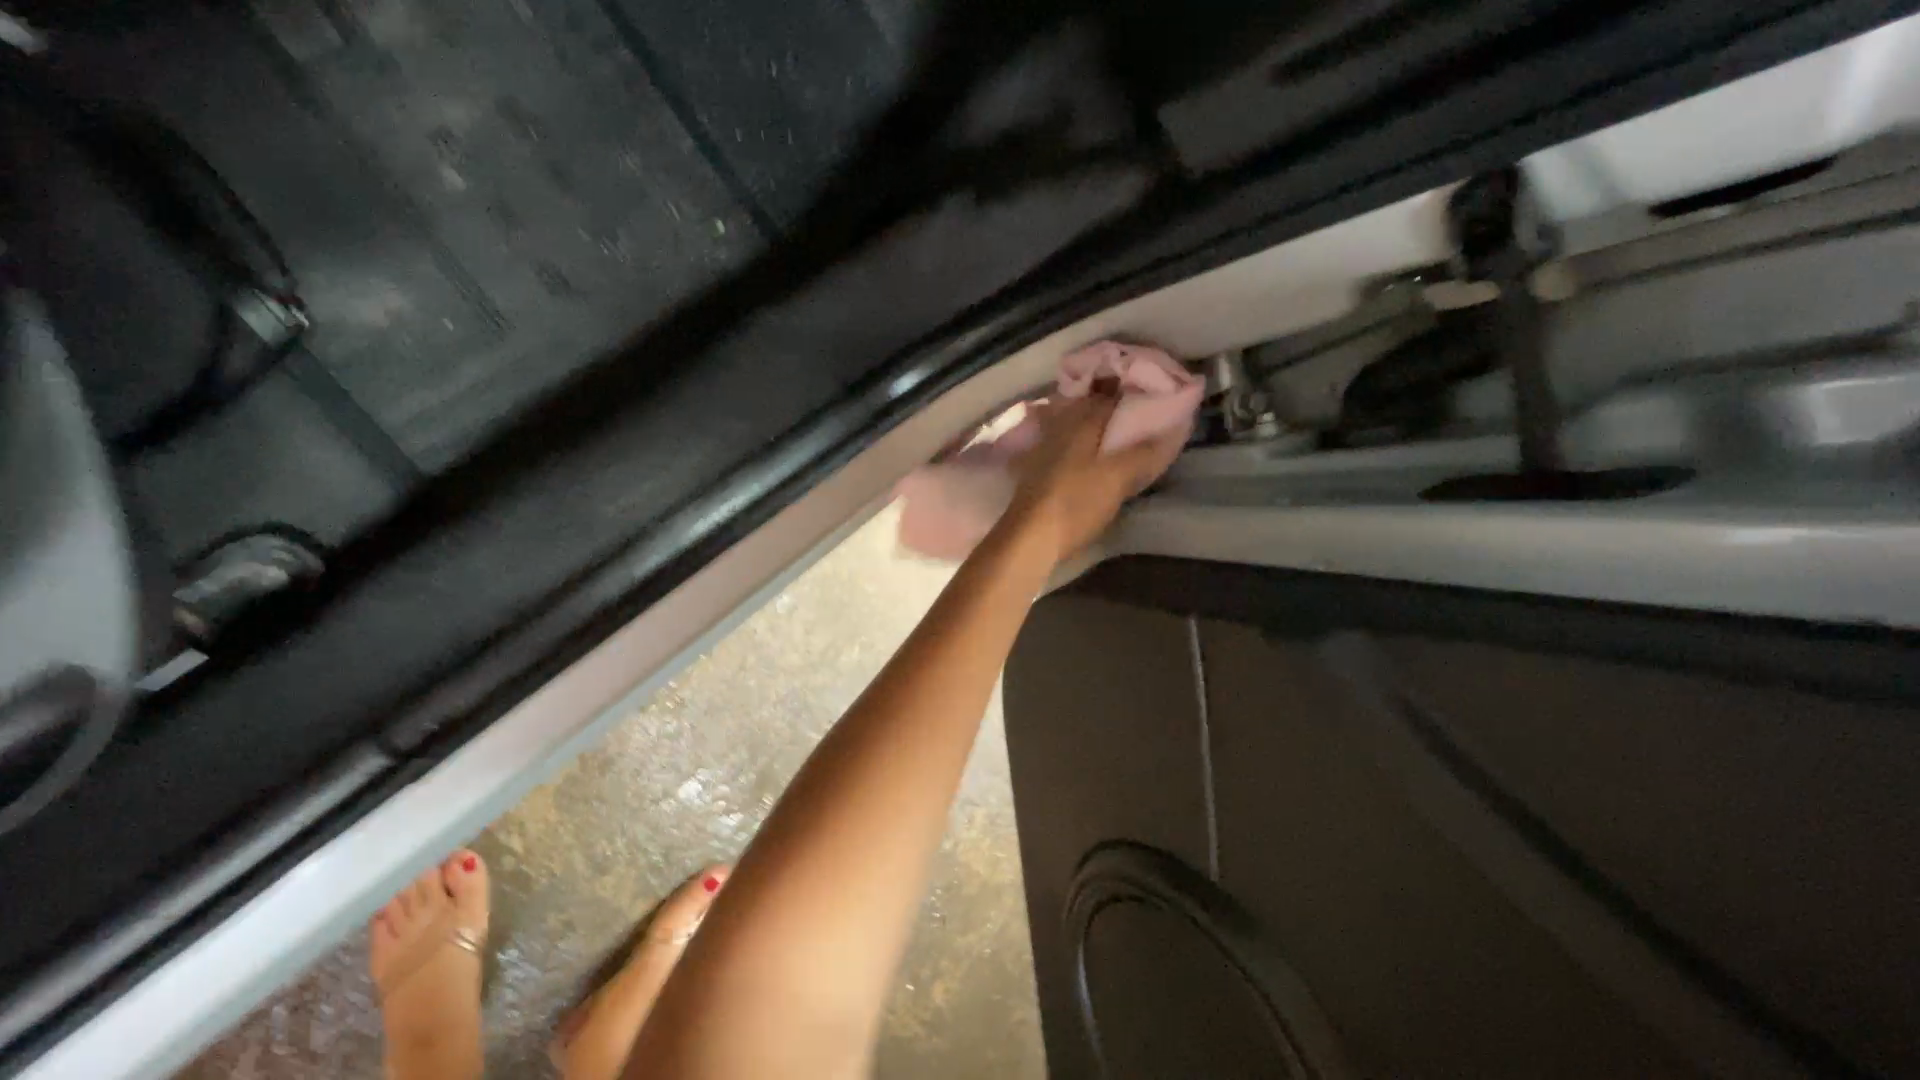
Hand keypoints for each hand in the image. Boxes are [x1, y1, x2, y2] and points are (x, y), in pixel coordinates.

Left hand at [1000, 379, 1185, 564]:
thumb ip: (1143, 452)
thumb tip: (1169, 430)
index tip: (1153, 398)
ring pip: (1074, 426)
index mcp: (1081, 422)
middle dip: (1111, 409)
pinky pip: (1063, 446)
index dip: (1131, 395)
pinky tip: (1087, 458)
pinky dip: (1079, 447)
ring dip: (1093, 428)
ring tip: (1116, 436)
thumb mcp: (1118, 477)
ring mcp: (1043, 448)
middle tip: (1137, 416)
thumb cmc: (1076, 502)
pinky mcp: (1034, 470)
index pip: (1109, 396)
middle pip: (1089, 408)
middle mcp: (1059, 427)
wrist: (1031, 538)